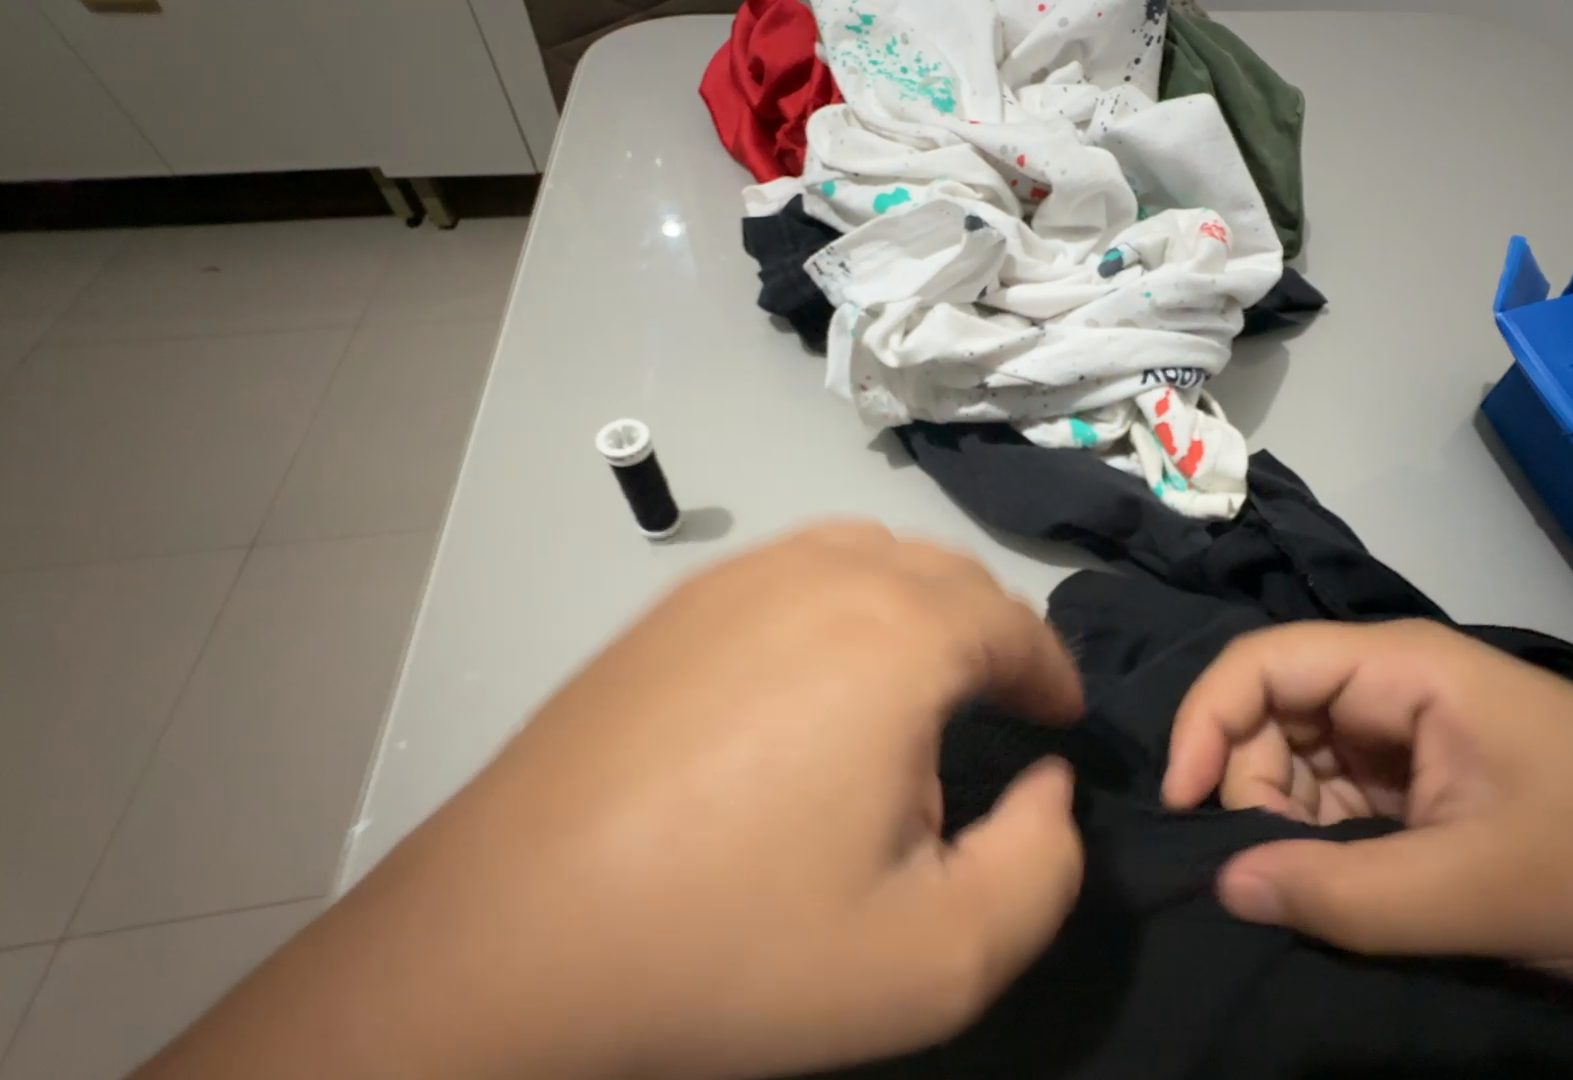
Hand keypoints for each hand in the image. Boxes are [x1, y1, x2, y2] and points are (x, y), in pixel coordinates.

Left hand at [137, 524, 1085, 1079]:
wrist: (512, 938)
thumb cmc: (736, 946)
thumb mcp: (937, 955)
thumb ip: (1042, 865)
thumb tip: (1046, 786)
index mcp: (897, 637)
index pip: (1014, 625)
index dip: (1052, 673)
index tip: (1059, 723)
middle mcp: (822, 574)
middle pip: (948, 575)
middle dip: (993, 636)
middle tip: (999, 707)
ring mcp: (738, 576)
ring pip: (871, 556)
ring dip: (920, 608)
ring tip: (917, 683)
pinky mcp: (676, 602)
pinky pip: (796, 570)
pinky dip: (844, 602)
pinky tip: (818, 674)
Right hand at [1160, 620, 1572, 993]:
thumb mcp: (1486, 889)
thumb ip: (1345, 893)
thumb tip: (1222, 886)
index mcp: (1401, 668)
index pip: (1261, 665)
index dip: (1205, 724)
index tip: (1182, 806)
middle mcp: (1388, 686)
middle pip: (1266, 714)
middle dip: (1247, 787)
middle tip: (1269, 872)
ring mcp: (1399, 734)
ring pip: (1290, 761)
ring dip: (1281, 822)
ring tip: (1318, 888)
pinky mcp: (1412, 781)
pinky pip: (1328, 799)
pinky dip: (1314, 842)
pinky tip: (1342, 886)